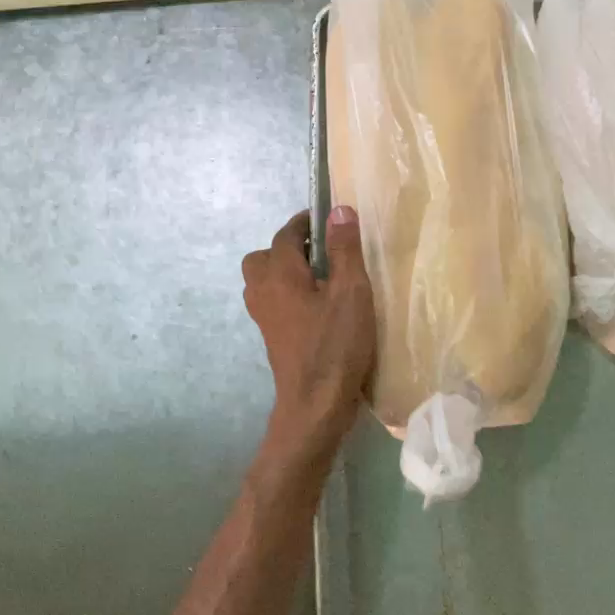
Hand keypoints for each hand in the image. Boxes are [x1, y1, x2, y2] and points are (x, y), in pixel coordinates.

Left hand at [242, 207, 376, 444]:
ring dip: (286, 272)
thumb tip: (338, 209)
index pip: (286, 235)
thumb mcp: (351, 292)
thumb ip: (344, 249)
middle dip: (288, 248)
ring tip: (321, 278)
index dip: (305, 223)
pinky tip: (318, 308)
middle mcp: (263, 293)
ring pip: (264, 282)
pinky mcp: (273, 339)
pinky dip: (288, 295)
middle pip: (263, 258)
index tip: (329, 219)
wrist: (315, 406)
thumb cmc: (335, 345)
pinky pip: (273, 303)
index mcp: (280, 275)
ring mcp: (264, 319)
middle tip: (322, 252)